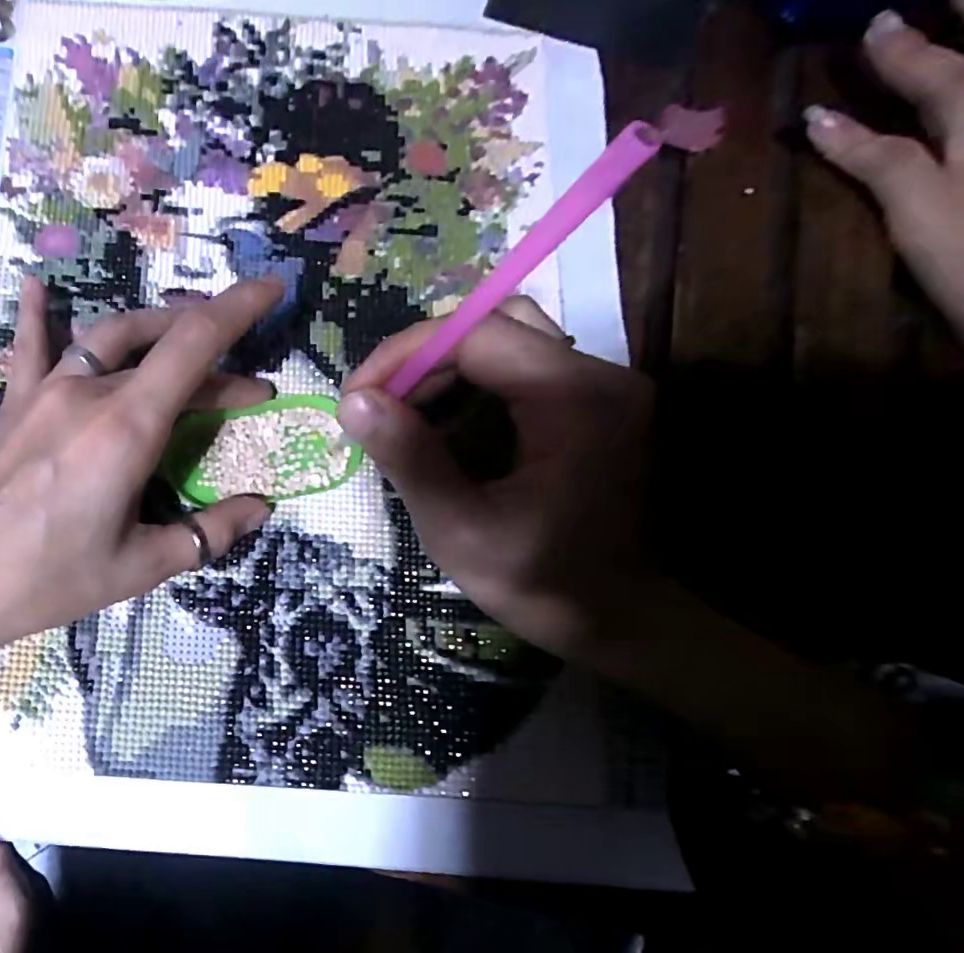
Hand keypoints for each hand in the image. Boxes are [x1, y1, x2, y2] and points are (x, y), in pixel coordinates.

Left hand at [0, 278, 279, 670]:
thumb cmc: (48, 580)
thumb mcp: (140, 567)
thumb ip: (208, 533)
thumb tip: (260, 508)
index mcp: (126, 427)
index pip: (195, 345)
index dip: (239, 309)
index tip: (272, 288)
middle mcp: (87, 392)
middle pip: (163, 348)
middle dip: (215, 362)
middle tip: (245, 394)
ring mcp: (43, 392)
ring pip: (109, 336)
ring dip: (155, 330)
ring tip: (183, 341)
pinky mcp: (12, 405)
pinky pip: (30, 348)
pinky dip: (39, 315)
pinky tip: (36, 285)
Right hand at [338, 298, 657, 656]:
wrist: (611, 616)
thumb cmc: (534, 582)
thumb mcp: (457, 527)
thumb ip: (408, 458)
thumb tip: (352, 402)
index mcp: (574, 399)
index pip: (477, 333)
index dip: (406, 354)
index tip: (356, 396)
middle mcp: (599, 374)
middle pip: (494, 325)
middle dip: (422, 360)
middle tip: (376, 407)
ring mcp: (601, 386)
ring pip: (506, 339)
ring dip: (444, 370)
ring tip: (402, 416)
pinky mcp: (592, 402)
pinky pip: (521, 367)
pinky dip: (471, 386)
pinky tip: (443, 427)